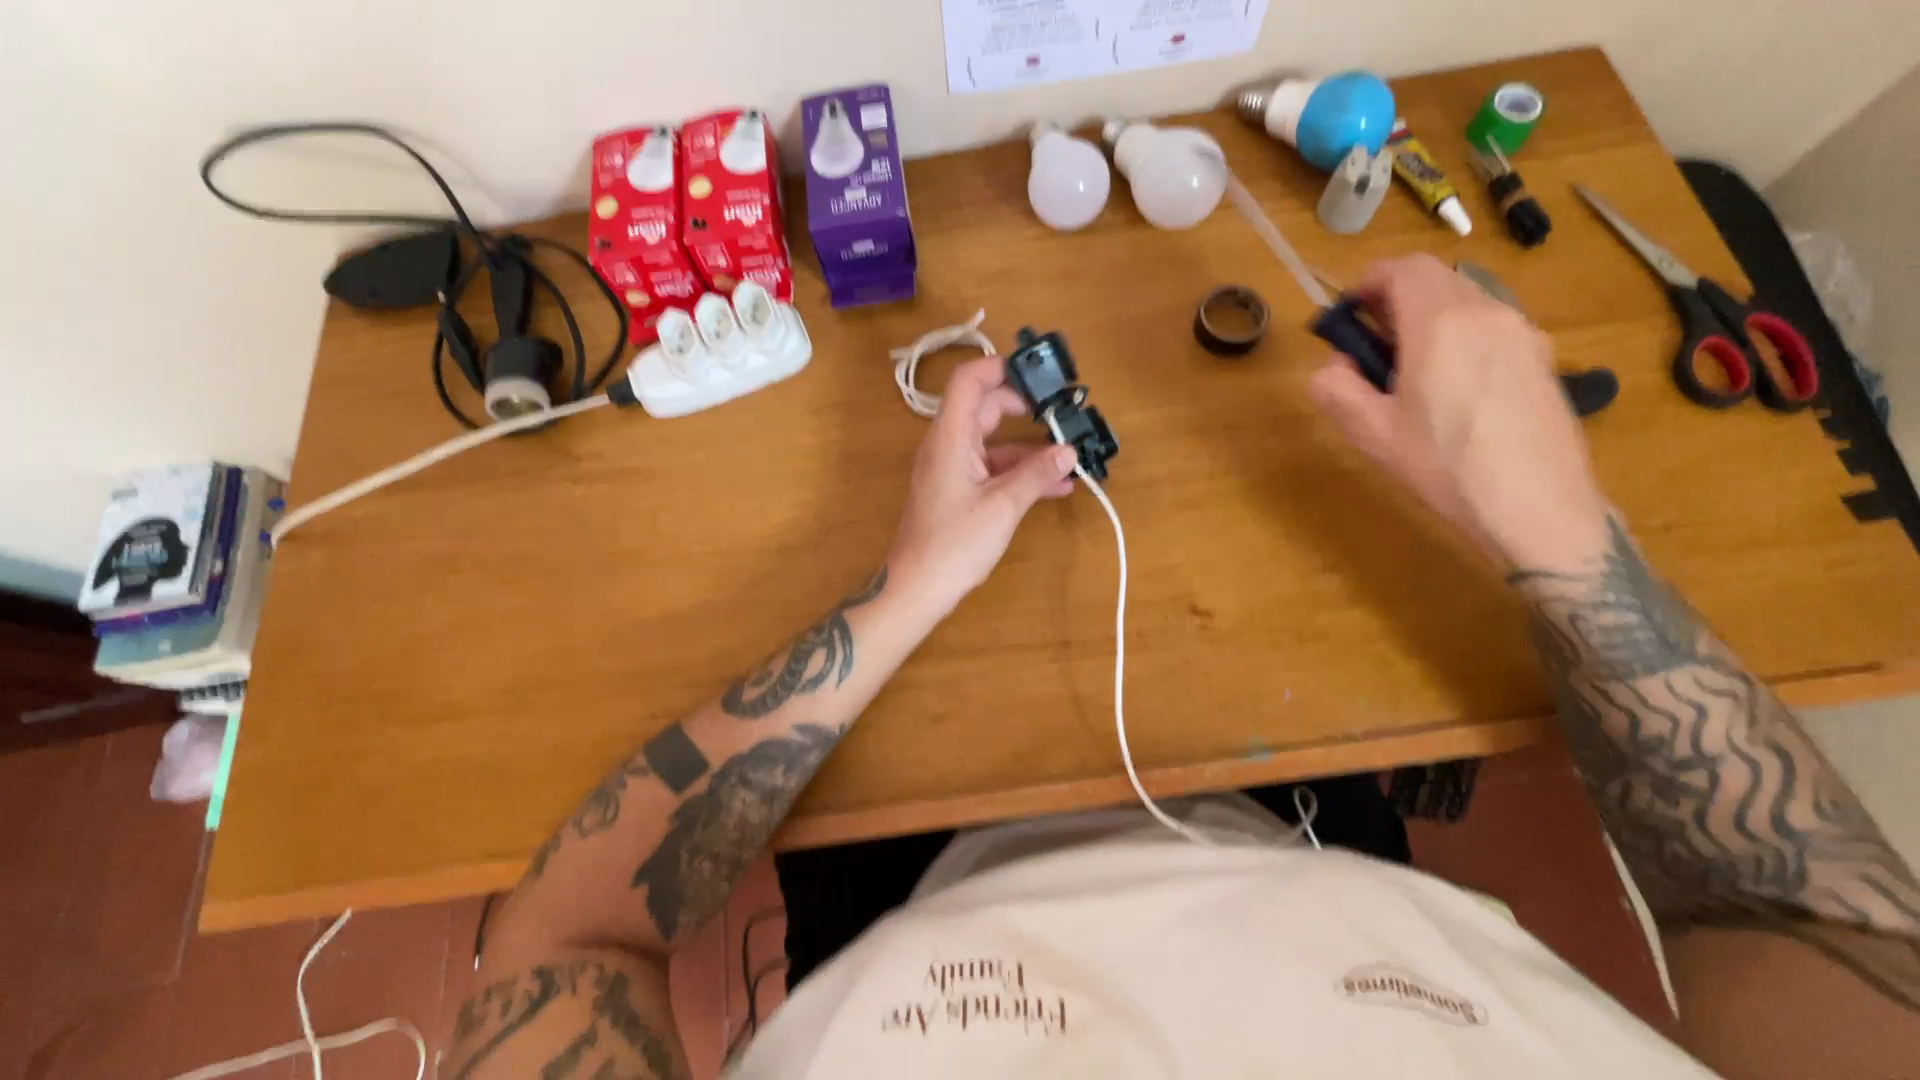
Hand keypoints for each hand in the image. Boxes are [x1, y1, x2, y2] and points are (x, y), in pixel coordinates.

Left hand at [888, 357, 1077, 614]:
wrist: (917, 587)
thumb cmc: (955, 543)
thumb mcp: (1004, 506)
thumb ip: (1037, 474)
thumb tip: (1068, 452)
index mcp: (951, 436)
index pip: (970, 380)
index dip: (1001, 367)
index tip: (1039, 374)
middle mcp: (948, 444)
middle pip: (986, 407)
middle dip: (1025, 407)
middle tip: (1062, 414)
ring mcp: (951, 468)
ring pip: (993, 441)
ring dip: (1029, 447)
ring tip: (1070, 456)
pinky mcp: (957, 490)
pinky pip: (991, 468)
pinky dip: (1019, 471)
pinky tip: (1054, 485)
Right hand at [1307, 254, 1610, 571]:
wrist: (1538, 508)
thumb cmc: (1446, 468)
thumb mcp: (1370, 433)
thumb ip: (1335, 388)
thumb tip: (1335, 367)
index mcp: (1441, 322)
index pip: (1403, 268)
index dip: (1369, 282)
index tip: (1348, 316)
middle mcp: (1488, 313)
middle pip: (1435, 281)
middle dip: (1396, 304)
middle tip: (1372, 351)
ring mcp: (1522, 334)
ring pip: (1465, 304)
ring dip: (1429, 322)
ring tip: (1411, 378)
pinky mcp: (1542, 360)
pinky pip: (1490, 329)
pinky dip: (1461, 341)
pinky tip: (1453, 395)